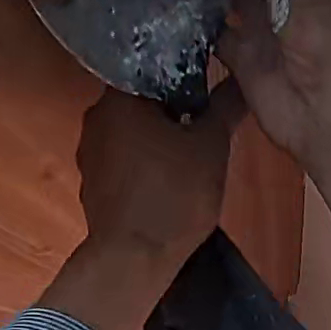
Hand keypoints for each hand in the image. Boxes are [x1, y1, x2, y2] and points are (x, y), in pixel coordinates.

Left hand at [38, 83, 247, 329]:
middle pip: (140, 106)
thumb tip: (242, 79)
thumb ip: (225, 109)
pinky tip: (163, 192)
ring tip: (185, 168)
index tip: (206, 105)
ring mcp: (89, 155)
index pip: (154, 71)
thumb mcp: (211, 148)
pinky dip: (141, 173)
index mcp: (120, 96)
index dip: (184, 84)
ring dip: (155, 147)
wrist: (134, 258)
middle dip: (169, 118)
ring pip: (130, 138)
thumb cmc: (174, 196)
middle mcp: (95, 118)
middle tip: (201, 138)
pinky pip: (121, 168)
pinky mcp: (91, 188)